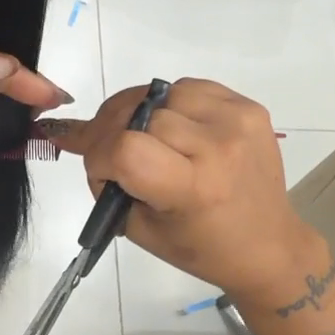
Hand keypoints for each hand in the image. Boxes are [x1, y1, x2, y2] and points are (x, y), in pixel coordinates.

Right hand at [44, 79, 325, 304]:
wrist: (266, 244)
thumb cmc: (197, 247)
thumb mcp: (138, 226)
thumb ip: (105, 180)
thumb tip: (68, 133)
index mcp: (192, 187)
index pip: (126, 149)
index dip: (98, 155)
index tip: (98, 170)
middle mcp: (218, 147)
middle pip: (138, 116)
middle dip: (110, 132)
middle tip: (106, 151)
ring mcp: (236, 120)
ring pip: (159, 95)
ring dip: (136, 114)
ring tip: (137, 137)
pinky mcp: (247, 106)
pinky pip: (187, 87)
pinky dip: (166, 103)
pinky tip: (169, 127)